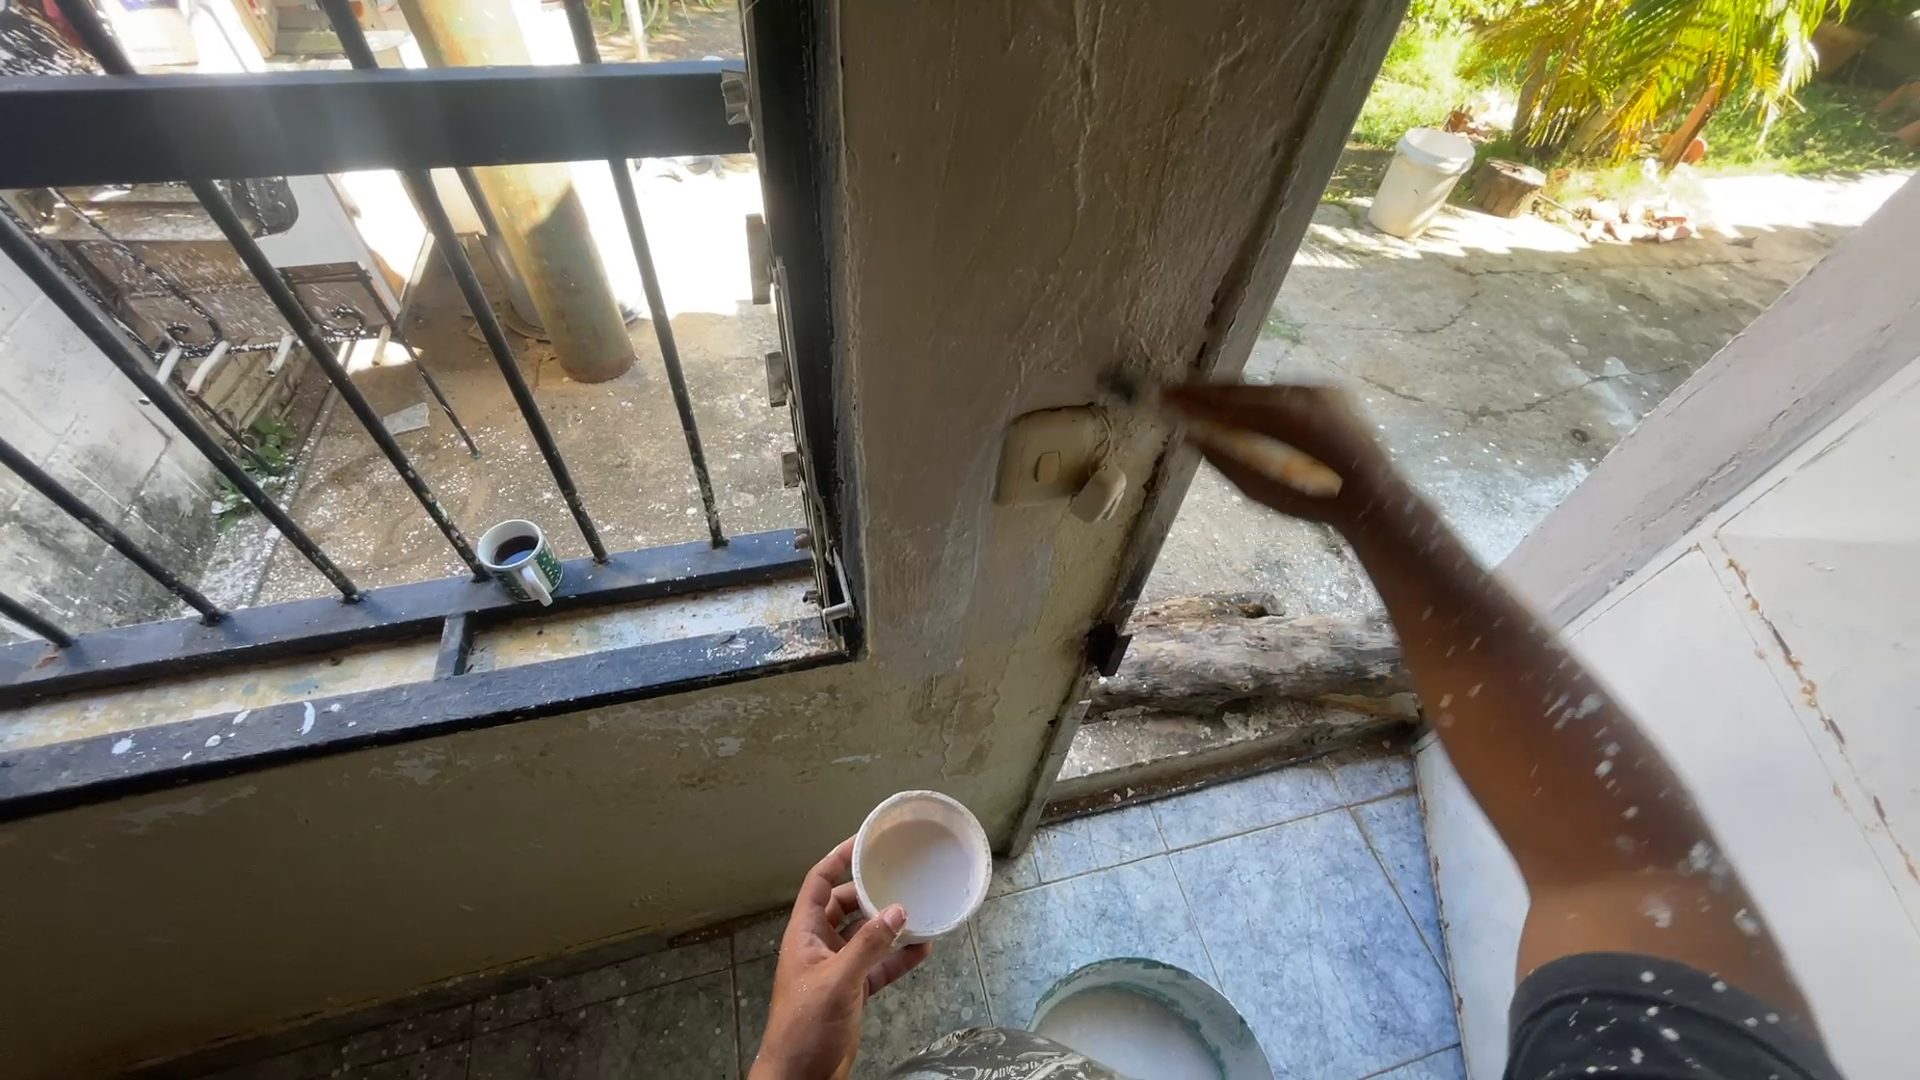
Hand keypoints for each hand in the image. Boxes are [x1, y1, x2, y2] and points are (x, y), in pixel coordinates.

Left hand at [749, 837, 931, 1079]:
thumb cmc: (806, 1024)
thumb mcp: (838, 980)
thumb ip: (868, 945)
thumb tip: (899, 910)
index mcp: (805, 933)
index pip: (819, 882)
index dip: (838, 858)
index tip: (865, 840)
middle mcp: (820, 944)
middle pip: (845, 905)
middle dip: (870, 892)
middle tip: (899, 876)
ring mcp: (837, 968)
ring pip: (865, 935)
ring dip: (889, 926)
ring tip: (918, 909)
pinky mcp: (852, 991)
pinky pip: (878, 965)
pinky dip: (898, 958)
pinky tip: (923, 949)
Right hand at [1160, 382, 1406, 538]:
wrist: (1373, 496)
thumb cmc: (1312, 500)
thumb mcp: (1259, 487)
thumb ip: (1223, 458)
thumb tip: (1190, 436)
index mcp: (1279, 416)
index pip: (1221, 402)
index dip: (1189, 400)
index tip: (1163, 398)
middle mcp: (1297, 393)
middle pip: (1238, 389)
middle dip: (1203, 392)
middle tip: (1173, 392)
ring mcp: (1316, 390)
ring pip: (1260, 388)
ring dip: (1229, 394)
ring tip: (1200, 398)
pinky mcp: (1328, 392)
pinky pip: (1282, 391)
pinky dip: (1257, 397)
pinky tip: (1241, 406)